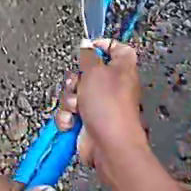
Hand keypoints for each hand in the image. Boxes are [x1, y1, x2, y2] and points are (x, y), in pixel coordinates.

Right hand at [56, 38, 149, 175]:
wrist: (108, 145)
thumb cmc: (110, 108)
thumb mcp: (95, 71)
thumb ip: (88, 55)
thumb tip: (86, 45)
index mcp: (122, 68)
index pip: (114, 48)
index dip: (100, 45)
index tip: (88, 48)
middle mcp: (111, 85)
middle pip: (85, 71)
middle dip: (75, 79)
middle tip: (79, 85)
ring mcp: (99, 104)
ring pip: (72, 92)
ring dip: (70, 100)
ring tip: (78, 108)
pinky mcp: (87, 121)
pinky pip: (68, 112)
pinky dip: (67, 117)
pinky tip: (73, 122)